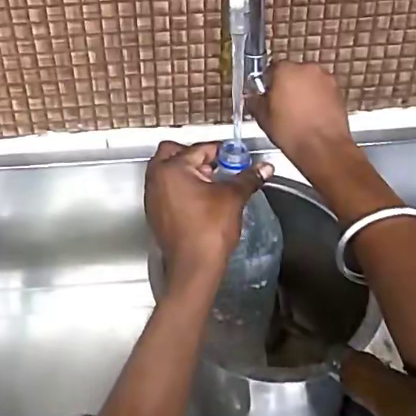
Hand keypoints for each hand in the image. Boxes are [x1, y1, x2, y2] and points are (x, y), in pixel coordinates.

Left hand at [145, 141, 270, 292]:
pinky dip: (179, 185)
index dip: (220, 151)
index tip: (234, 156)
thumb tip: (263, 168)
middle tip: (217, 166)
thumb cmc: (209, 231)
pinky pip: (164, 187)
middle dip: (196, 155)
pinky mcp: (153, 209)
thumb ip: (247, 178)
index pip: (198, 149)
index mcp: (171, 168)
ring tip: (209, 182)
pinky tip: (198, 198)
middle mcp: (156, 177)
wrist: (193, 266)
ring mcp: (152, 193)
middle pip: (174, 152)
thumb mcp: (232, 198)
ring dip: (186, 170)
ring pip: (166, 169)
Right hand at [248, 61, 361, 172]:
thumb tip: (253, 97)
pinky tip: (310, 115)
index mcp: (285, 70)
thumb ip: (255, 100)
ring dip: (303, 91)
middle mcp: (307, 69)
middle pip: (292, 72)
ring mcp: (326, 80)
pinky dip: (316, 98)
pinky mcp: (338, 93)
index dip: (268, 82)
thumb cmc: (293, 132)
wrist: (323, 149)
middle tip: (280, 103)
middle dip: (287, 85)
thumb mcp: (263, 116)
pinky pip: (322, 90)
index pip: (272, 68)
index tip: (266, 93)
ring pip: (308, 81)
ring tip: (296, 111)